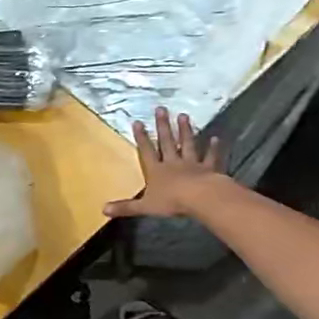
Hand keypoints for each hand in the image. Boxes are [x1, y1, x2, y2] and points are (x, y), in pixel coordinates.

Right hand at [104, 107, 228, 218]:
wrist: (202, 199)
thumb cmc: (172, 201)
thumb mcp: (145, 206)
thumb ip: (126, 207)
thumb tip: (103, 210)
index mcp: (156, 171)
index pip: (146, 151)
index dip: (141, 137)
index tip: (138, 121)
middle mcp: (173, 163)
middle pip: (167, 142)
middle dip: (163, 126)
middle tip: (162, 109)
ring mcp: (192, 164)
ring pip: (188, 144)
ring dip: (186, 131)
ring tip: (184, 116)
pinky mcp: (210, 169)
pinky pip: (211, 157)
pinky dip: (214, 148)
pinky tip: (216, 138)